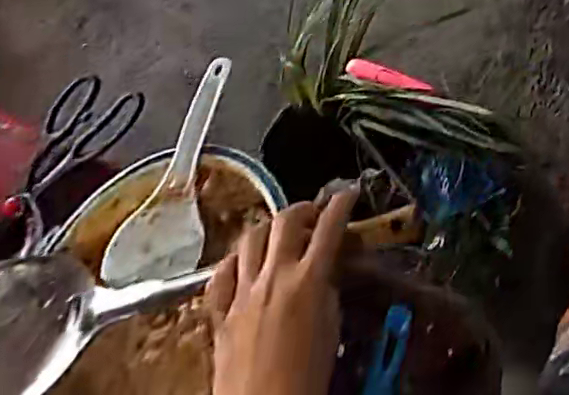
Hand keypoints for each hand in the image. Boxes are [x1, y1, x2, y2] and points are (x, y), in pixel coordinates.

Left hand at [206, 190, 355, 394]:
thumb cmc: (308, 379)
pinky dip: (234, 262)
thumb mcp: (332, 329)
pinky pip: (221, 275)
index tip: (348, 192)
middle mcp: (274, 277)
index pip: (330, 225)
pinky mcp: (220, 316)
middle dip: (304, 209)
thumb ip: (328, 289)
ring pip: (251, 238)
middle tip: (314, 215)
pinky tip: (244, 265)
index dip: (341, 203)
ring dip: (269, 229)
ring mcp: (243, 295)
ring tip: (280, 235)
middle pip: (287, 220)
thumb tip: (326, 269)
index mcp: (309, 280)